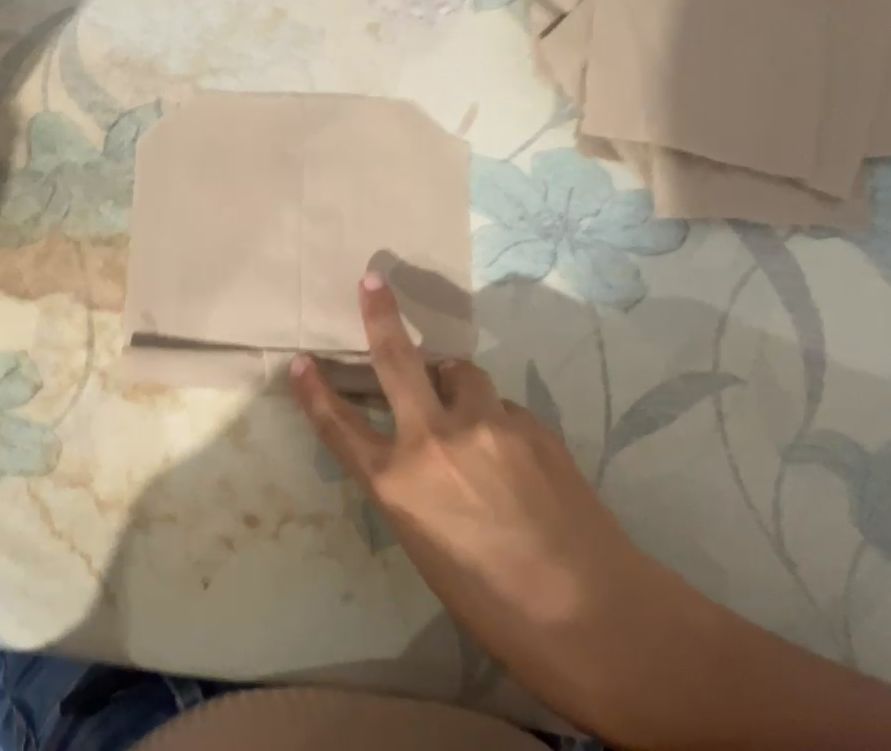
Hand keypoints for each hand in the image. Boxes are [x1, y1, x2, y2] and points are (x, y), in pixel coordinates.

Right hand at [288, 274, 680, 680]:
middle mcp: (434, 440)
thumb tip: (419, 451)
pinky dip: (495, 417)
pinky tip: (512, 453)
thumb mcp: (423, 545)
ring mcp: (487, 425)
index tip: (301, 362)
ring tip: (461, 402)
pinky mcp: (532, 424)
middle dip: (381, 316)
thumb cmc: (489, 600)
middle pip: (397, 361)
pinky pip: (502, 406)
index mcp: (396, 482)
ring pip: (461, 374)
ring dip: (452, 379)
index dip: (315, 392)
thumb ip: (410, 487)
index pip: (340, 425)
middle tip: (373, 280)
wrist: (590, 610)